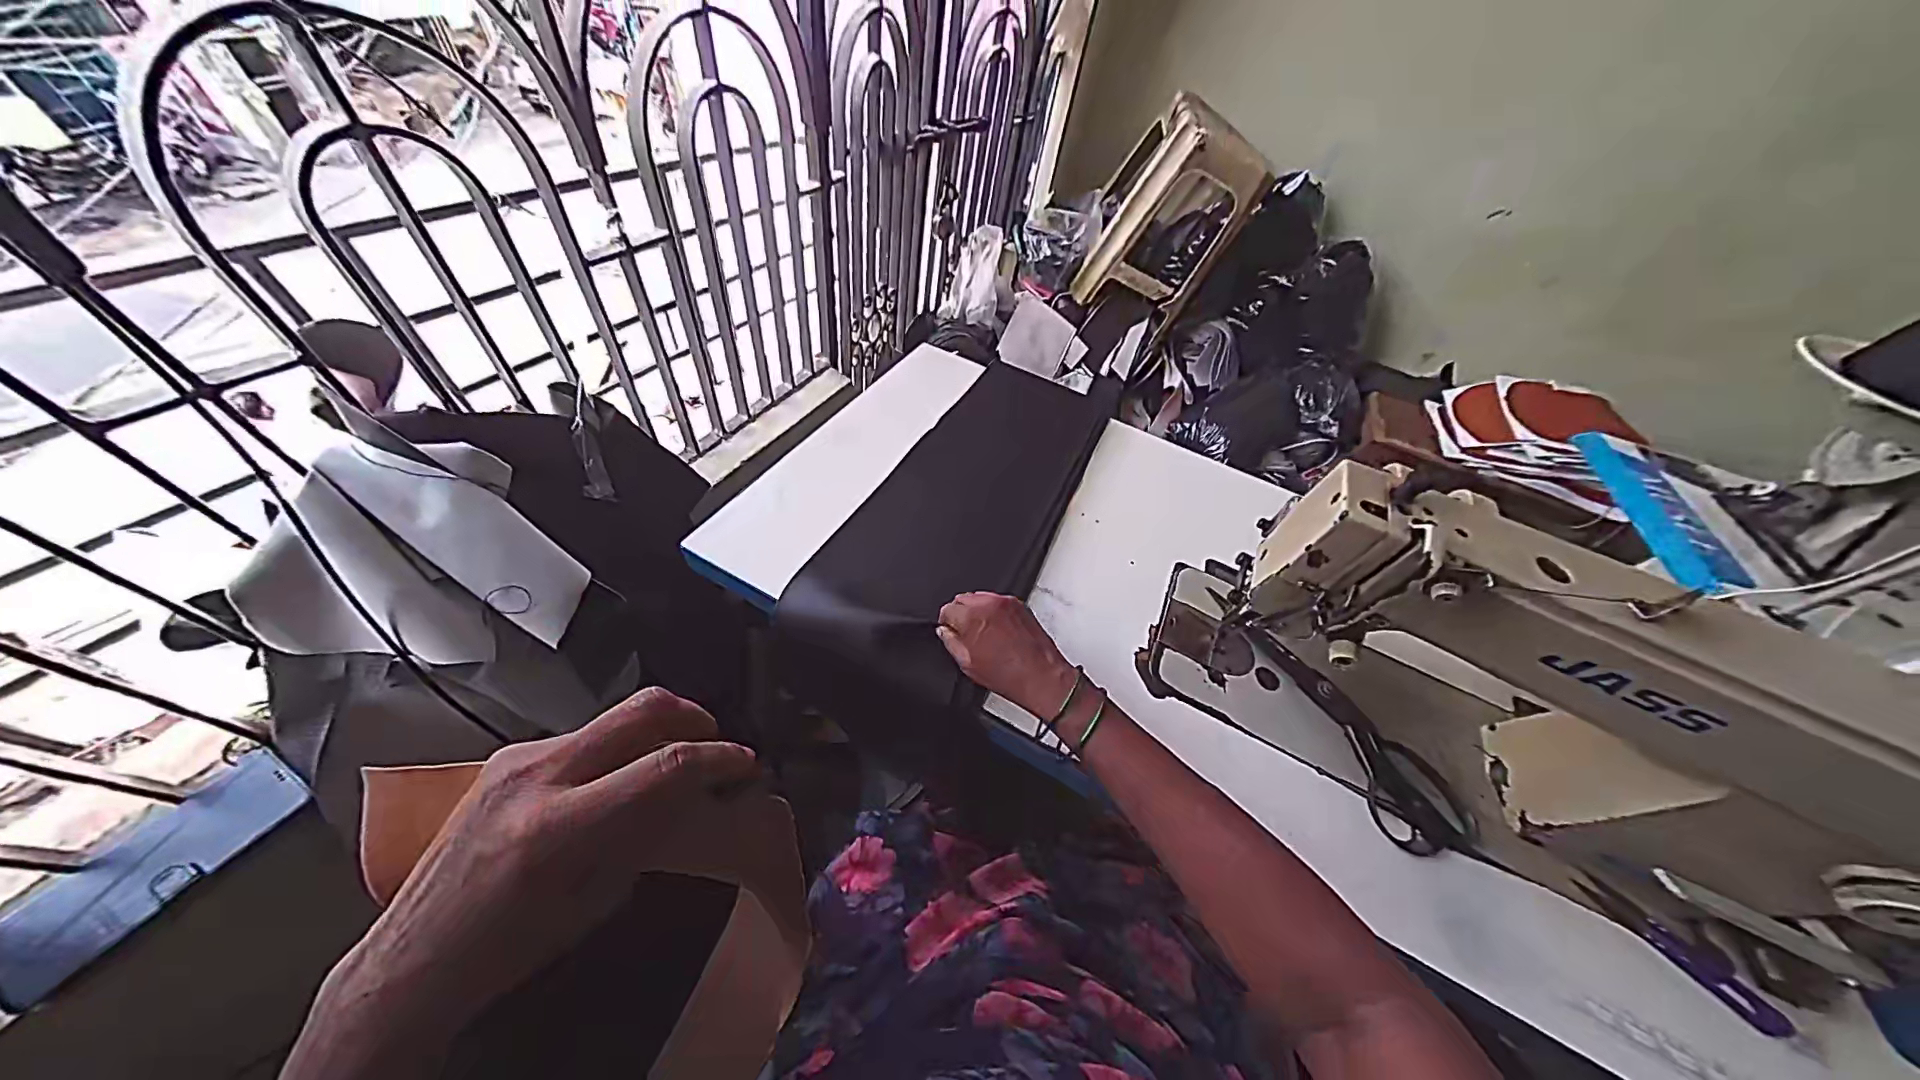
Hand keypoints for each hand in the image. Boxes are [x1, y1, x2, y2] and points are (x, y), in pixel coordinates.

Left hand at [286, 688, 757, 1076]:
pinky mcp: (506, 758)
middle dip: (695, 716)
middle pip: (643, 709)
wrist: (412, 963)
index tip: (743, 763)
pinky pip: (584, 734)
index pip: (665, 765)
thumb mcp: (596, 899)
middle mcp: (535, 778)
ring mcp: (516, 761)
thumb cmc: (501, 949)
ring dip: (658, 730)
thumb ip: (648, 834)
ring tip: (674, 761)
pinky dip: (619, 745)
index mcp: (559, 827)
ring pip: (615, 716)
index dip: (719, 758)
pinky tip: (622, 776)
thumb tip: (694, 796)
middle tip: (717, 741)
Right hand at [937, 592, 1076, 718]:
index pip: (947, 609)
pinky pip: (997, 601)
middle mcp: (988, 605)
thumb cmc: (1010, 674)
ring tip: (984, 634)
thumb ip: (951, 642)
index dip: (946, 623)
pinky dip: (993, 611)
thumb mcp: (968, 664)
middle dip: (961, 615)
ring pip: (980, 598)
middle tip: (966, 634)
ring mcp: (1006, 603)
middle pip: (962, 599)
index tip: (950, 631)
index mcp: (972, 618)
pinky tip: (998, 631)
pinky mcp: (1019, 605)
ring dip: (977, 611)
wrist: (1040, 676)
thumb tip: (945, 632)